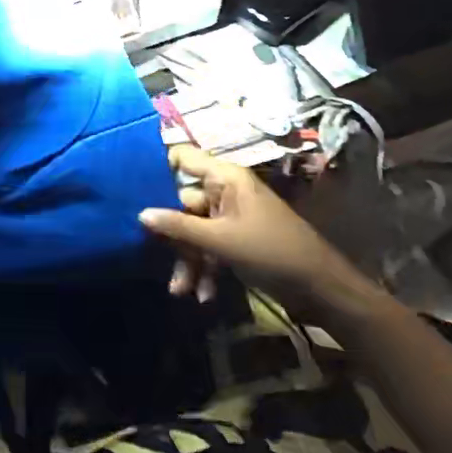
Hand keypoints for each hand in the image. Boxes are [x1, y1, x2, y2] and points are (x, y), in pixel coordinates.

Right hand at [139, 146, 386, 319]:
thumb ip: (179, 227)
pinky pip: (209, 246)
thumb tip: (140, 214)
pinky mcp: (236, 239)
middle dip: (173, 235)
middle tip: (156, 256)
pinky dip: (204, 268)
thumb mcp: (221, 242)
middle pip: (183, 202)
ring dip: (188, 260)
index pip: (182, 157)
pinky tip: (202, 295)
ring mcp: (231, 216)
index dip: (157, 168)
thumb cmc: (272, 252)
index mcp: (225, 178)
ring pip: (194, 230)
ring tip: (181, 290)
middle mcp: (226, 191)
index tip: (130, 185)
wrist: (321, 289)